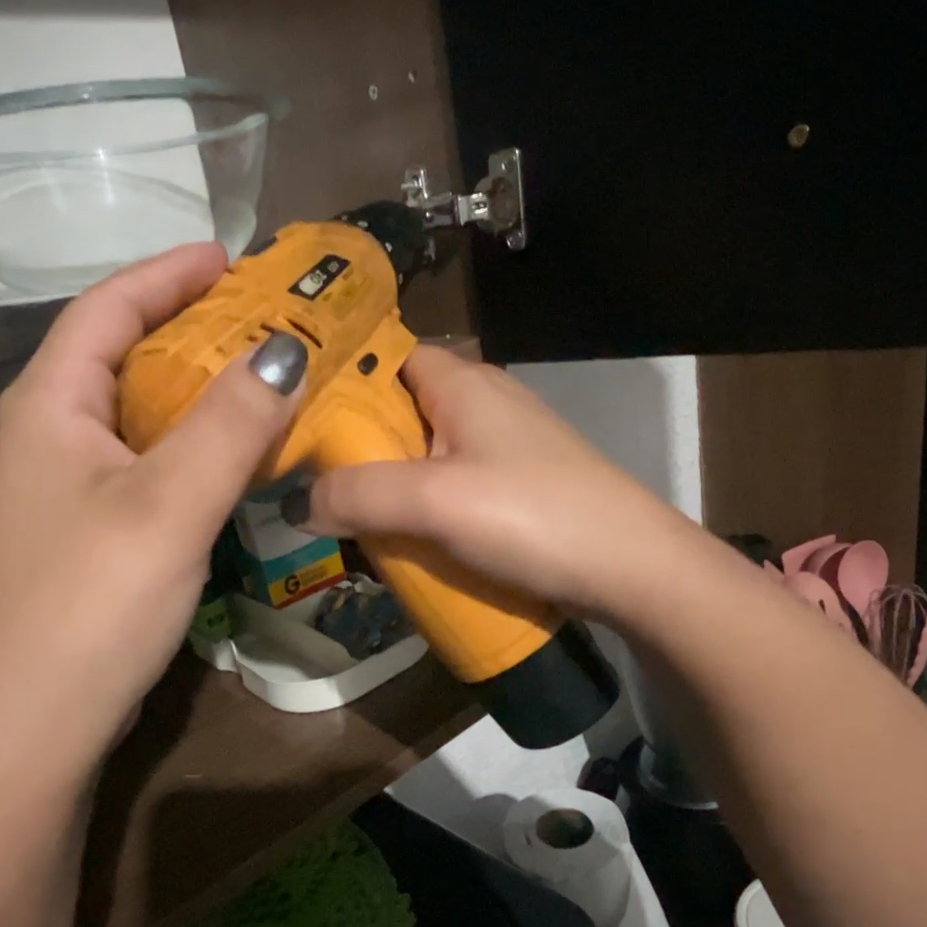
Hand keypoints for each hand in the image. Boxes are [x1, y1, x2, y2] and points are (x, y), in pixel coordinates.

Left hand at [0, 244, 301, 779]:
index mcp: (48, 408)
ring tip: (260, 387)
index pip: (107, 309)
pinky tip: (227, 470)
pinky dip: (186, 452)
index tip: (233, 257)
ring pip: (132, 421)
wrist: (20, 739)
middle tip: (266, 326)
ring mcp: (56, 496)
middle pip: (119, 360)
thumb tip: (285, 350)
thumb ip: (229, 425)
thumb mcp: (167, 507)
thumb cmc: (87, 607)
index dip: (167, 274)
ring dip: (194, 396)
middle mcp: (43, 440)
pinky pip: (138, 469)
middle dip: (190, 332)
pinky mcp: (77, 542)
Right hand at [300, 344, 693, 620]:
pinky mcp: (521, 486)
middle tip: (311, 485)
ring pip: (426, 456)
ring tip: (350, 523)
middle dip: (358, 448)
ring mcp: (507, 446)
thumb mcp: (433, 501)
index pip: (385, 357)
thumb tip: (298, 505)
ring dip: (391, 487)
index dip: (340, 380)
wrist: (634, 570)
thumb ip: (359, 495)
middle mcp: (485, 402)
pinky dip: (426, 510)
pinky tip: (408, 543)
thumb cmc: (532, 516)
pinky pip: (454, 488)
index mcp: (462, 383)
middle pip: (401, 410)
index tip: (293, 417)